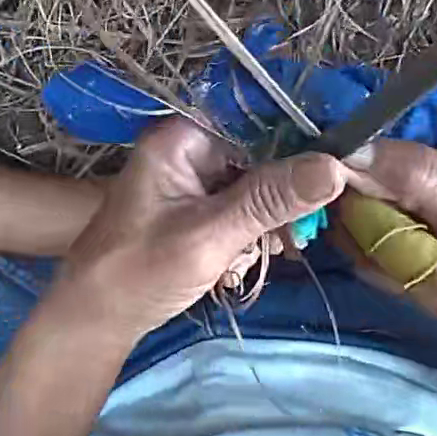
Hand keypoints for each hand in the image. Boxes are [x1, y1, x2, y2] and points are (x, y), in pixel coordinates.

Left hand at [54, 118, 348, 341]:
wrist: (96, 317)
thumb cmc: (140, 270)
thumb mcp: (210, 235)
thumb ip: (270, 199)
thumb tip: (335, 165)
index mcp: (181, 137)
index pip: (255, 118)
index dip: (299, 136)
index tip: (340, 163)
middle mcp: (187, 148)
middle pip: (259, 151)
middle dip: (286, 189)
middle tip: (306, 228)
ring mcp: (191, 177)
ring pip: (254, 180)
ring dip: (273, 214)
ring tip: (283, 247)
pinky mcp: (195, 204)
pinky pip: (240, 202)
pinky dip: (256, 225)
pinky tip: (265, 251)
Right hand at [348, 114, 436, 353]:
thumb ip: (418, 179)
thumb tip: (349, 149)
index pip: (391, 124)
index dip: (365, 152)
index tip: (359, 189)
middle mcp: (433, 165)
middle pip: (363, 172)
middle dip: (384, 222)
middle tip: (425, 254)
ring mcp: (412, 205)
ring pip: (357, 215)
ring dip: (392, 255)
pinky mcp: (399, 239)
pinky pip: (364, 247)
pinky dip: (390, 273)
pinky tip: (429, 288)